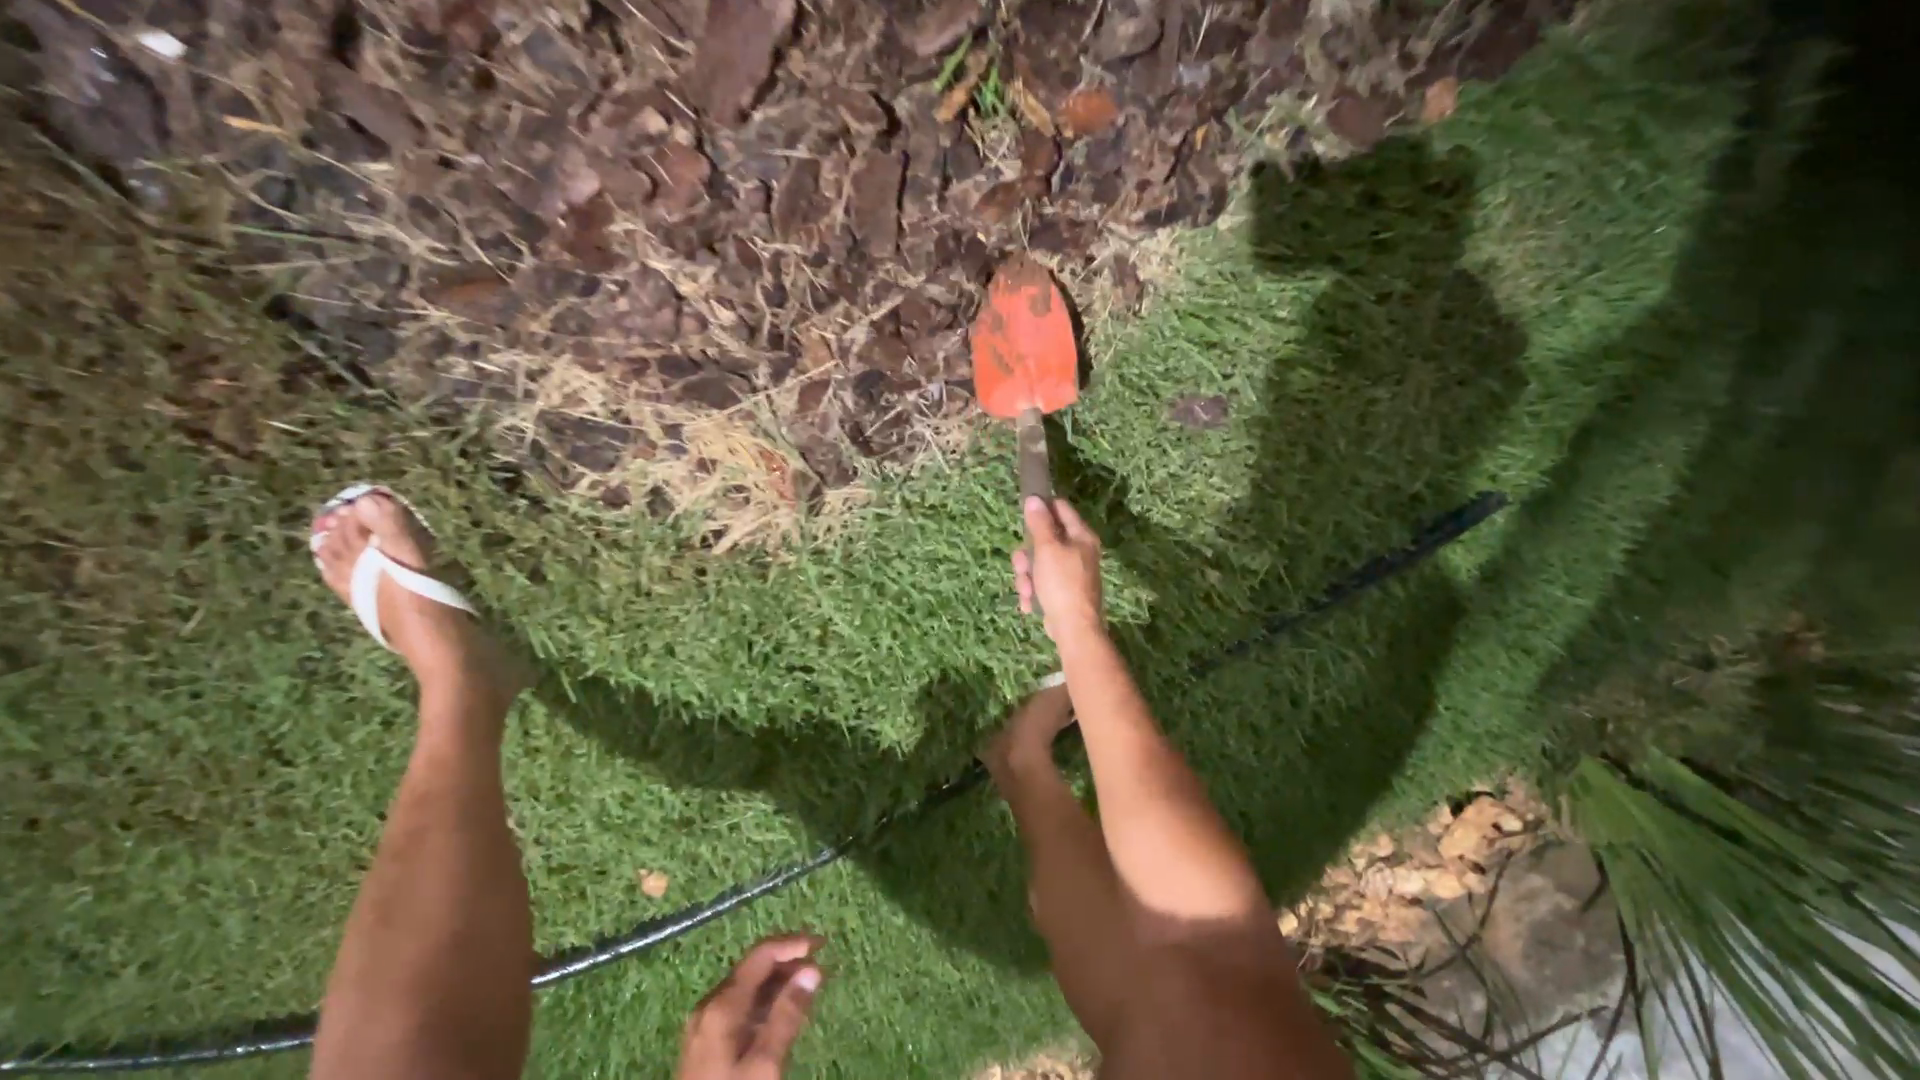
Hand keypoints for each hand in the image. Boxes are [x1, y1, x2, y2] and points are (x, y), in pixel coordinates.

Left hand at [677, 934, 824, 1079]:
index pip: (760, 956)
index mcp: (722, 1005)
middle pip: (752, 968)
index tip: (823, 946)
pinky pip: (738, 1008)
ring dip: (778, 983)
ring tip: (808, 988)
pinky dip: (764, 1003)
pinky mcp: (705, 1042)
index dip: (792, 944)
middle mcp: (709, 1006)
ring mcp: (704, 1024)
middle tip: (821, 969)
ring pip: (745, 988)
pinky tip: (782, 1014)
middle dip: (787, 963)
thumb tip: (812, 970)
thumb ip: (787, 1015)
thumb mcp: (765, 1064)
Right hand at [1012, 496, 1103, 643]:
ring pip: (1037, 563)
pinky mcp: (1062, 591)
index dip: (1041, 509)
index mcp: (1081, 536)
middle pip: (1043, 539)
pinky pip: (1041, 582)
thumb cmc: (1062, 583)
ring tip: (1026, 590)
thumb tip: (1034, 499)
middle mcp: (1078, 551)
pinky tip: (1029, 603)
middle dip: (1026, 555)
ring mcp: (1070, 572)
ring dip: (1026, 577)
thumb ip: (1040, 523)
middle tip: (1022, 566)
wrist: (1073, 628)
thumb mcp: (1047, 549)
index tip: (1023, 517)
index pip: (1060, 508)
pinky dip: (1032, 591)